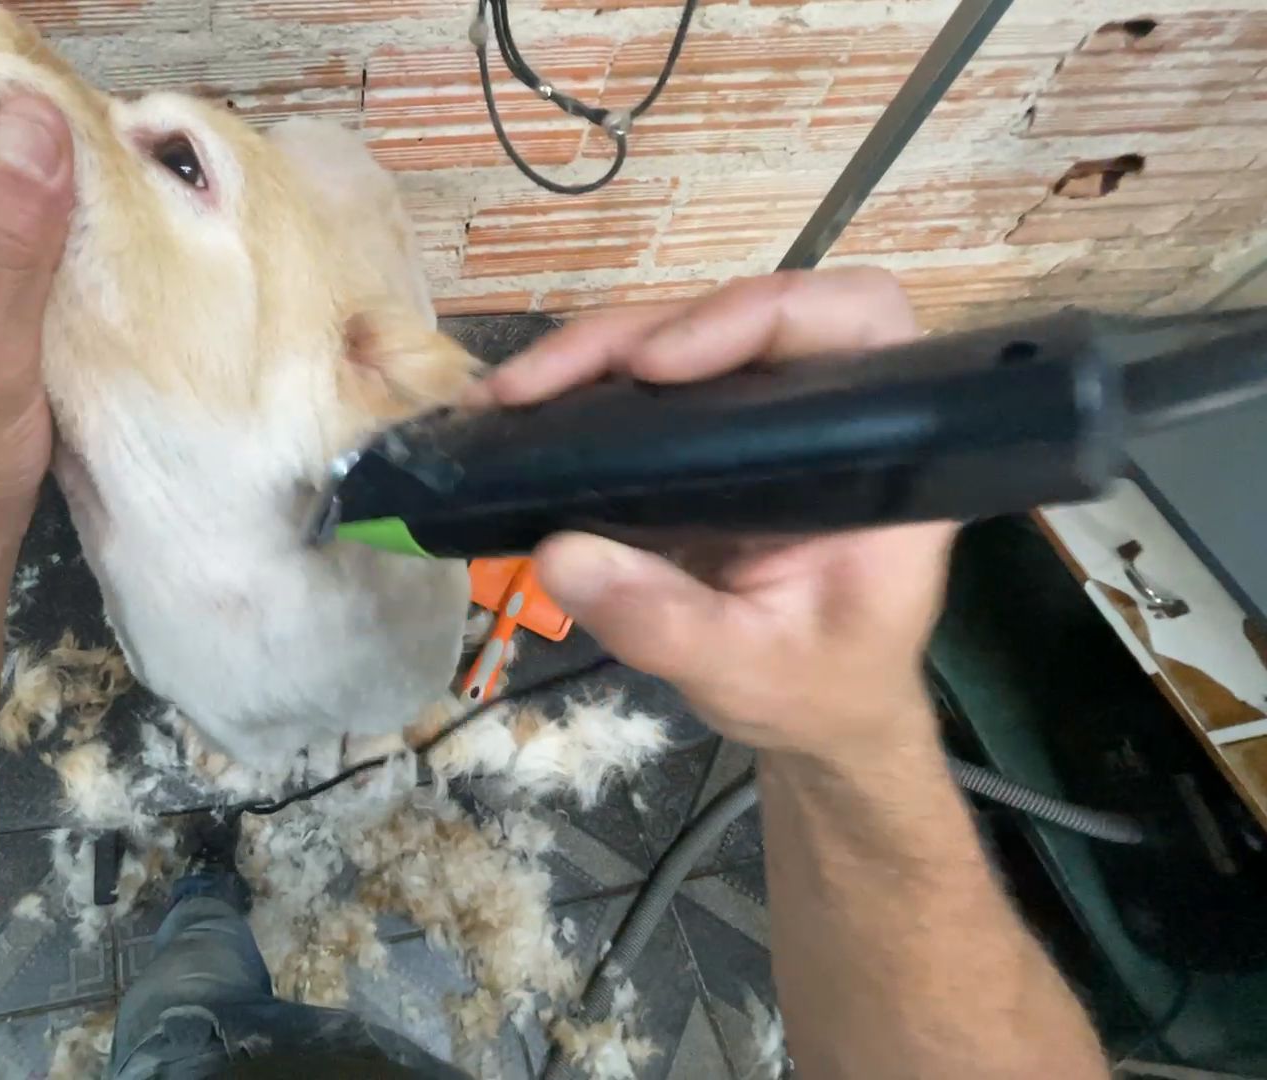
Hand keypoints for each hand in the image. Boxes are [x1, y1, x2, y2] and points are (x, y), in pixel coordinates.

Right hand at [478, 270, 956, 762]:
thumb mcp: (743, 669)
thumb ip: (666, 623)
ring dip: (575, 364)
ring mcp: (740, 427)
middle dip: (613, 342)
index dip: (748, 318)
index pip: (843, 325)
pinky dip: (564, 398)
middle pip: (720, 320)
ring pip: (662, 347)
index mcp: (870, 455)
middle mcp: (807, 418)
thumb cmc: (810, 687)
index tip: (653, 367)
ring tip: (498, 400)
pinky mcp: (686, 447)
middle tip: (521, 389)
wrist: (802, 707)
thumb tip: (558, 555)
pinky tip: (508, 416)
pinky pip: (626, 395)